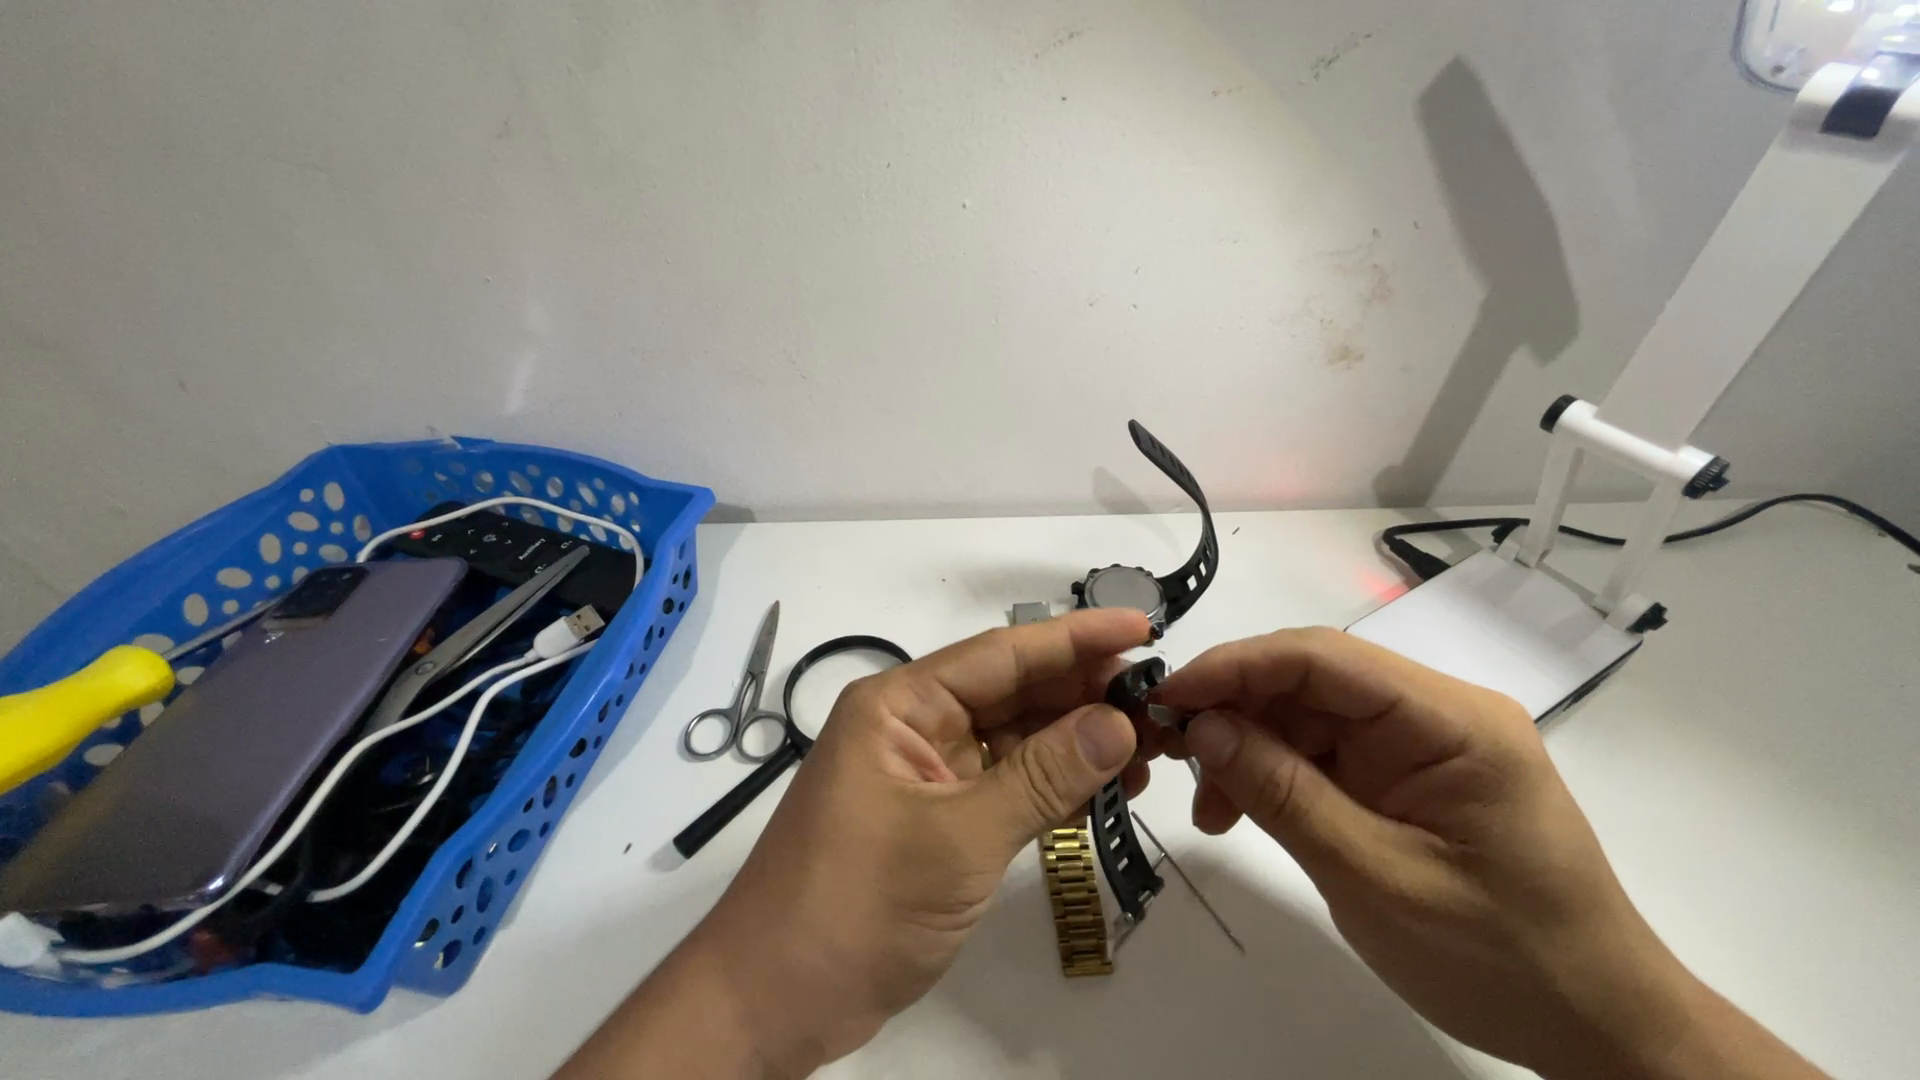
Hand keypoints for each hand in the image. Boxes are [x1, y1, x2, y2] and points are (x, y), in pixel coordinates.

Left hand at [558, 609, 1150, 1078]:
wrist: (776, 1000)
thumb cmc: (856, 905)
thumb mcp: (958, 838)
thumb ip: (1042, 777)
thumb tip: (1119, 721)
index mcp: (901, 705)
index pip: (1002, 653)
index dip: (1076, 637)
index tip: (1143, 625)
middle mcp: (912, 727)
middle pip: (1011, 693)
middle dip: (1084, 693)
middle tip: (1160, 699)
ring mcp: (923, 775)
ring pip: (1012, 740)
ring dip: (1074, 742)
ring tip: (1147, 749)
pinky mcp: (934, 821)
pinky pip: (1003, 785)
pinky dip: (1050, 786)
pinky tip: (1102, 787)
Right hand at [1154, 628, 1824, 1079]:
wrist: (1594, 1028)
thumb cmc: (1499, 958)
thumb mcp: (1375, 877)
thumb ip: (1284, 794)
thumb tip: (1202, 726)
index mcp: (1451, 720)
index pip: (1323, 657)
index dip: (1235, 666)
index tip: (1166, 696)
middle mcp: (1435, 713)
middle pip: (1309, 681)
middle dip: (1234, 711)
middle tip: (1171, 755)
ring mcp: (1419, 744)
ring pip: (1305, 716)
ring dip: (1246, 749)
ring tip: (1208, 809)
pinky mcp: (1403, 775)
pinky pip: (1321, 754)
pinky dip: (1272, 777)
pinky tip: (1238, 813)